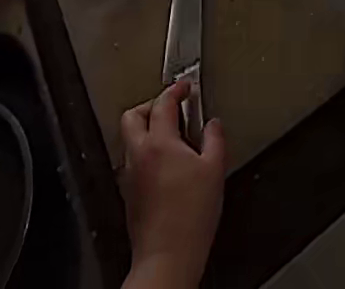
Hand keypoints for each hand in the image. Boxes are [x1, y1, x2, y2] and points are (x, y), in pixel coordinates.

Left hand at [119, 79, 225, 287]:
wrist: (167, 258)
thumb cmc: (190, 217)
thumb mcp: (215, 168)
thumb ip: (214, 138)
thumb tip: (213, 125)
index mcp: (159, 144)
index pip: (162, 103)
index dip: (176, 90)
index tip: (186, 87)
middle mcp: (139, 155)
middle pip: (132, 115)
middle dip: (151, 104)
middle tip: (172, 105)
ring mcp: (131, 175)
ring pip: (130, 138)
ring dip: (147, 127)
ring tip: (173, 132)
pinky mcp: (129, 193)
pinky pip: (134, 159)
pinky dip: (147, 149)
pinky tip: (168, 160)